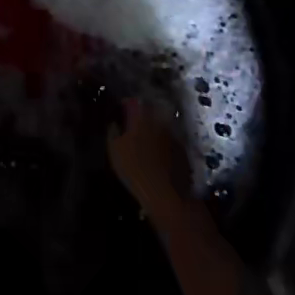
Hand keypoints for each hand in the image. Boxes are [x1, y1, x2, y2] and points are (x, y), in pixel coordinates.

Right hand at [107, 99, 194, 216]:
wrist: (164, 193)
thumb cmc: (134, 169)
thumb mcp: (114, 150)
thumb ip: (113, 131)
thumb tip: (114, 122)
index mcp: (140, 118)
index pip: (133, 101)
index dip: (125, 104)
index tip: (120, 109)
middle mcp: (158, 120)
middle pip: (150, 108)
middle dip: (142, 111)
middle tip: (133, 120)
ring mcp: (172, 133)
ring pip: (162, 121)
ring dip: (154, 124)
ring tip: (146, 134)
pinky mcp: (182, 147)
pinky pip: (170, 135)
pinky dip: (163, 138)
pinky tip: (158, 149)